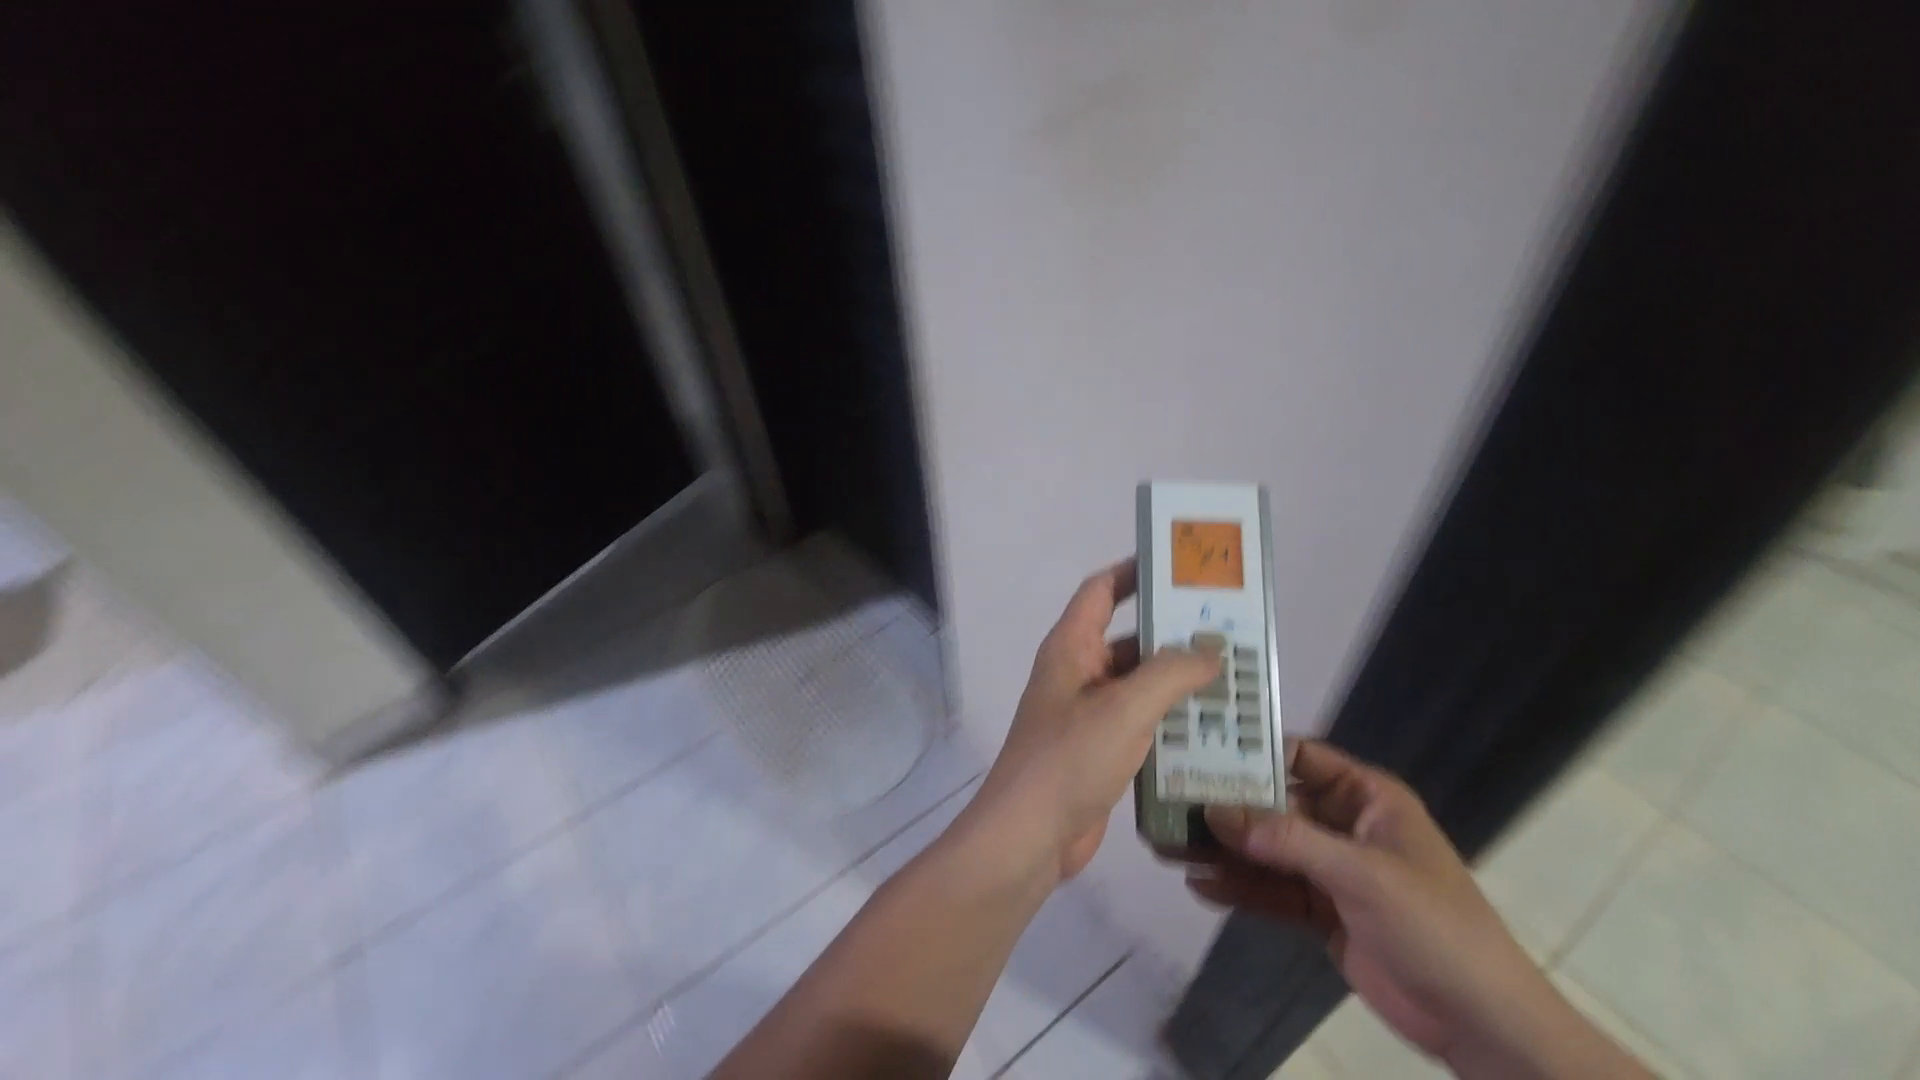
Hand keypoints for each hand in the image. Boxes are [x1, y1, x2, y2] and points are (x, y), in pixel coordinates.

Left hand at [960, 560, 1218, 883]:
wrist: (1029, 836)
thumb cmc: (1070, 759)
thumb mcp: (1125, 707)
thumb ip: (1171, 673)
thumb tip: (1211, 651)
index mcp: (1071, 648)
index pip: (1101, 591)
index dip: (1135, 572)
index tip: (1180, 567)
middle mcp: (1078, 674)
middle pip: (1130, 639)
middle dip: (1175, 635)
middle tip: (1231, 632)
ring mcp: (1088, 715)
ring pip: (1141, 686)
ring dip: (1181, 683)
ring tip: (1236, 679)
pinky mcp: (1101, 752)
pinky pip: (1143, 724)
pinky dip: (1173, 722)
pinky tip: (1216, 729)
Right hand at [1191, 740, 1648, 1077]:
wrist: (1479, 1019)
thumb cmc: (1434, 926)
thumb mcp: (1362, 874)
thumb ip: (1289, 840)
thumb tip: (1217, 812)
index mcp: (1368, 798)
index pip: (1301, 758)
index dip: (1252, 751)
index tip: (1196, 747)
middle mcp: (1346, 826)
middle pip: (1274, 805)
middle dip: (1226, 806)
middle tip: (1169, 803)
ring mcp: (1333, 871)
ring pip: (1267, 850)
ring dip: (1224, 850)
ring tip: (1169, 846)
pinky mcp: (1323, 912)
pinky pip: (1273, 891)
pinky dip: (1239, 888)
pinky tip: (1199, 885)